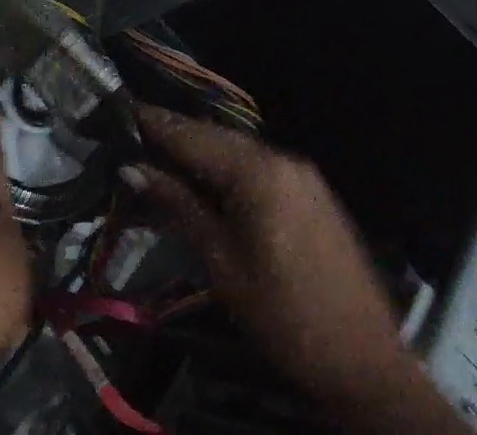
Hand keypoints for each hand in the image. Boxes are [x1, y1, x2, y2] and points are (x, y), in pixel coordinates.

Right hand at [123, 107, 465, 433]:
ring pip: (233, 150)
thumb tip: (130, 167)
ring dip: (192, 151)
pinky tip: (195, 179)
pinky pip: (254, 167)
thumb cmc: (284, 316)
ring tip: (149, 154)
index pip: (189, 134)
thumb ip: (177, 205)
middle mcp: (282, 161)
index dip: (148, 121)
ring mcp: (302, 177)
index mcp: (258, 173)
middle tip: (122, 134)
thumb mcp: (221, 262)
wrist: (366, 365)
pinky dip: (220, 168)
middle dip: (167, 133)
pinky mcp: (310, 196)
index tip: (110, 112)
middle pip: (212, 136)